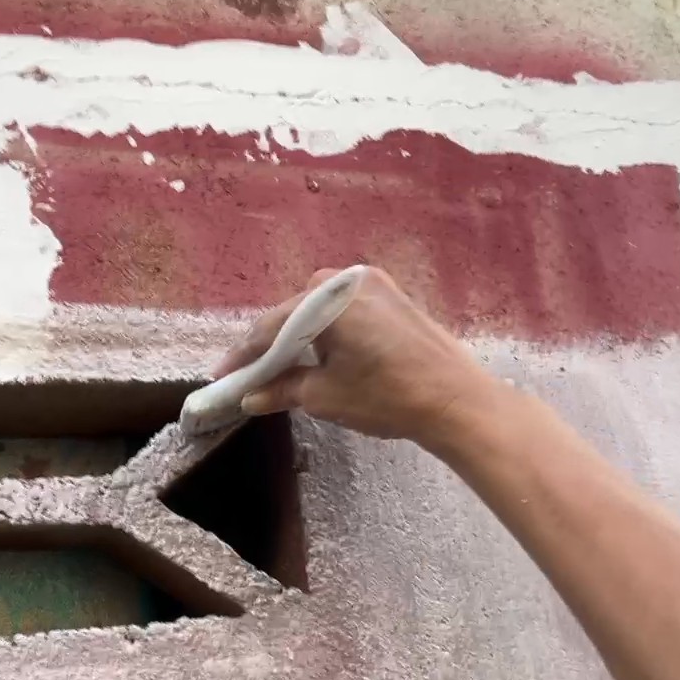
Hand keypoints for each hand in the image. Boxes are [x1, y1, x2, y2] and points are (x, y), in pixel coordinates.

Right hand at [211, 266, 500, 445]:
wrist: (455, 400)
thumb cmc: (385, 396)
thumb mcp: (324, 396)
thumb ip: (281, 391)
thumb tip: (250, 398)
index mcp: (327, 299)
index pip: (272, 328)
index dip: (245, 357)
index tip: (223, 377)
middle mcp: (347, 280)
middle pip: (294, 314)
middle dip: (271, 345)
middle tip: (251, 374)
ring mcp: (373, 284)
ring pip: (318, 311)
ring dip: (299, 338)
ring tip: (281, 368)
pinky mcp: (391, 296)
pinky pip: (343, 310)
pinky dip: (325, 332)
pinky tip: (318, 355)